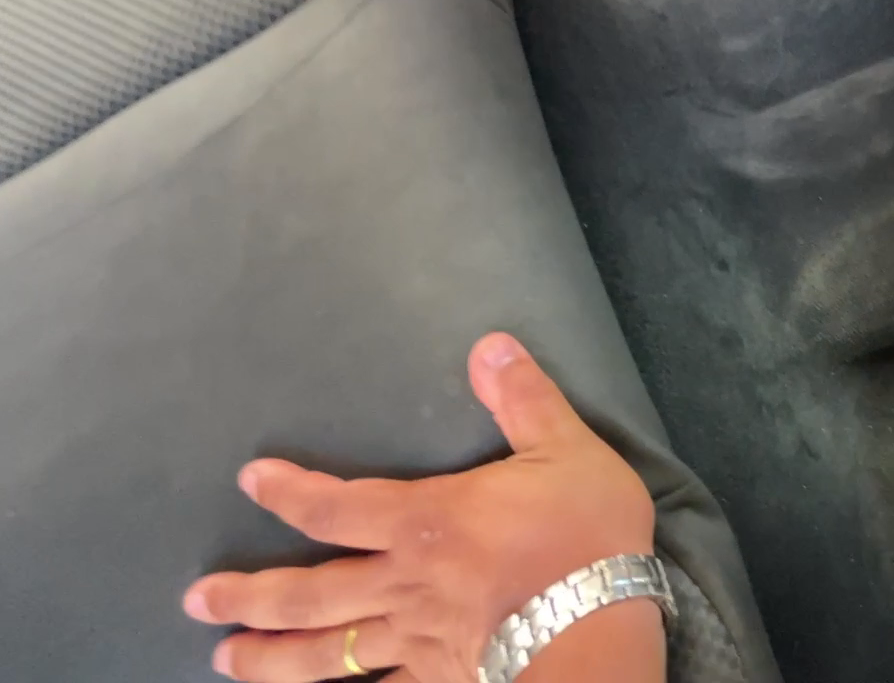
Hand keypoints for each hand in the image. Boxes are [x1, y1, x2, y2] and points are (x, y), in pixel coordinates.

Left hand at [182, 333, 661, 682]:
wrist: (596, 617)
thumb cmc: (580, 524)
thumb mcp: (566, 445)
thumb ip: (524, 397)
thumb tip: (487, 344)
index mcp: (428, 520)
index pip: (339, 507)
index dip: (291, 493)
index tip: (252, 480)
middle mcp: (404, 582)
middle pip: (309, 593)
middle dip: (250, 593)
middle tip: (198, 598)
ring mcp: (417, 637)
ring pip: (325, 654)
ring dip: (270, 655)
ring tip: (225, 656)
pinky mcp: (440, 675)